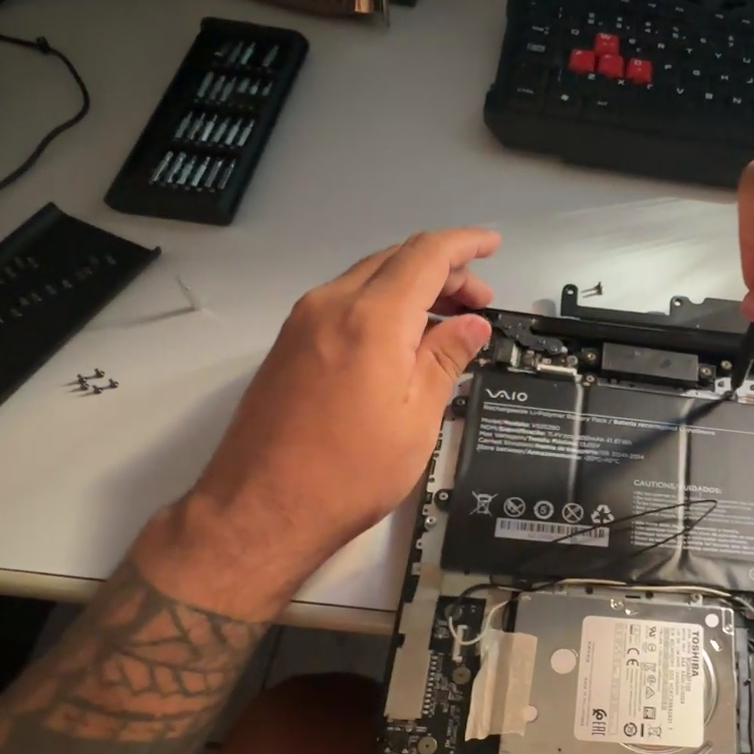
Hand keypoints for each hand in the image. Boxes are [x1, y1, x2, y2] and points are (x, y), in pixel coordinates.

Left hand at [136, 229, 498, 618]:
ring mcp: (304, 322)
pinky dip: (383, 304)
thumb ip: (446, 360)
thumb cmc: (351, 472)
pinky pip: (346, 302)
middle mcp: (332, 305)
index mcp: (372, 319)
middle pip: (396, 260)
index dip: (465, 244)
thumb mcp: (417, 417)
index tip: (493, 244)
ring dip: (413, 286)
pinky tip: (404, 337)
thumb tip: (472, 325)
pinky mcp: (289, 344)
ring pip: (368, 278)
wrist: (260, 508)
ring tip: (449, 320)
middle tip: (480, 301)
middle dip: (444, 269)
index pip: (426, 255)